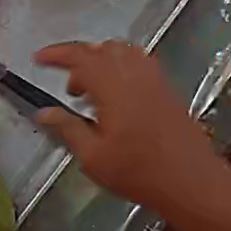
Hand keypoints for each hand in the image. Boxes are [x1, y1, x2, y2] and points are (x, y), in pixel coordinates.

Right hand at [33, 40, 215, 210]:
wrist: (190, 181)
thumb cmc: (138, 172)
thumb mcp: (93, 156)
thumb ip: (67, 128)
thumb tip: (44, 113)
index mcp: (115, 89)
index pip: (82, 58)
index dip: (57, 55)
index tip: (40, 58)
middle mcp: (137, 77)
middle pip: (104, 49)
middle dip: (80, 61)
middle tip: (70, 89)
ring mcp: (156, 82)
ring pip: (125, 53)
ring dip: (102, 63)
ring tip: (91, 92)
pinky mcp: (167, 91)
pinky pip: (140, 65)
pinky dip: (121, 70)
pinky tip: (115, 98)